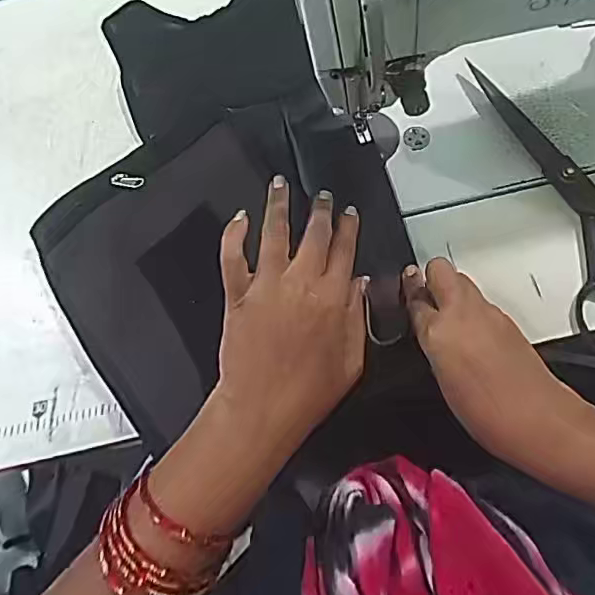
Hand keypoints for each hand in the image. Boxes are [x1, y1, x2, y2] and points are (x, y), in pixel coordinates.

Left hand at [213, 176, 365, 455]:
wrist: (262, 409)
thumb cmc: (307, 392)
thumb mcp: (352, 360)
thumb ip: (358, 316)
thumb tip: (360, 285)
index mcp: (332, 298)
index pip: (344, 250)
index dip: (348, 227)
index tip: (348, 214)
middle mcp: (301, 284)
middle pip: (314, 234)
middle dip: (320, 210)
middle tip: (322, 196)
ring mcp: (268, 285)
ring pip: (274, 233)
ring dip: (279, 205)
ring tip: (280, 185)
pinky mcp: (239, 294)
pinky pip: (233, 256)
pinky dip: (235, 234)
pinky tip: (240, 217)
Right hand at [405, 259, 584, 473]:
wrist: (539, 420)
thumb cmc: (491, 412)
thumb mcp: (442, 381)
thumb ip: (431, 344)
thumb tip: (426, 330)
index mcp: (438, 330)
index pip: (414, 296)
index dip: (410, 296)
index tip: (407, 296)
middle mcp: (464, 313)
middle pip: (440, 269)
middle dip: (431, 277)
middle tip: (426, 296)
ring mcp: (489, 313)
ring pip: (463, 282)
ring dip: (453, 292)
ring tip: (449, 318)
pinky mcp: (508, 321)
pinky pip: (482, 304)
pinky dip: (474, 312)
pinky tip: (473, 337)